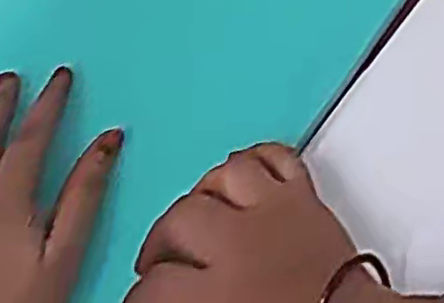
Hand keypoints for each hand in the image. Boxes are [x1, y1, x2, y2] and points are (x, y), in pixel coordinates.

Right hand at [124, 144, 402, 302]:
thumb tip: (165, 296)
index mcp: (216, 294)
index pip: (153, 286)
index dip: (139, 295)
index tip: (142, 296)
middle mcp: (240, 242)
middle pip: (182, 216)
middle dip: (163, 237)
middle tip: (161, 255)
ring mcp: (275, 208)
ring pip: (227, 173)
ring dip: (207, 188)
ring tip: (199, 207)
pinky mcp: (305, 192)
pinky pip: (278, 155)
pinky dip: (259, 156)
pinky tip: (245, 168)